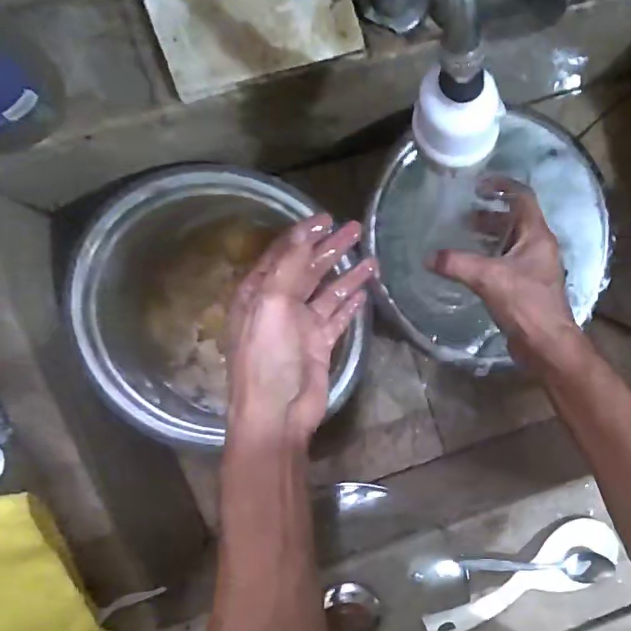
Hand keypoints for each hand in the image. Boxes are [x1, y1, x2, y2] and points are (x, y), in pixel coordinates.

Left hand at [225, 216, 374, 445]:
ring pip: (327, 292)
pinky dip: (350, 304)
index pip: (282, 254)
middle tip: (356, 229)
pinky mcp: (319, 346)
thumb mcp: (271, 305)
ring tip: (372, 257)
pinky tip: (365, 290)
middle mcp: (278, 305)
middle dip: (331, 249)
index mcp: (258, 293)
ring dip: (347, 274)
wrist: (277, 413)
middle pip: (308, 269)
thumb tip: (304, 236)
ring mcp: (300, 326)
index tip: (327, 217)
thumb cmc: (267, 358)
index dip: (303, 234)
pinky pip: (337, 318)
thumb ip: (287, 269)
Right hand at [429, 176, 586, 370]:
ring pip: (510, 243)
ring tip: (462, 238)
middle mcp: (539, 248)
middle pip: (515, 220)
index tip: (478, 185)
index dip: (501, 186)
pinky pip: (507, 264)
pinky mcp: (527, 288)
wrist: (547, 344)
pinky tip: (470, 268)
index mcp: (537, 236)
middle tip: (462, 216)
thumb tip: (429, 257)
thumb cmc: (525, 304)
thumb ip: (457, 264)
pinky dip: (490, 258)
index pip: (522, 197)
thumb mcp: (488, 279)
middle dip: (489, 215)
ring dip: (489, 237)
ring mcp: (535, 268)